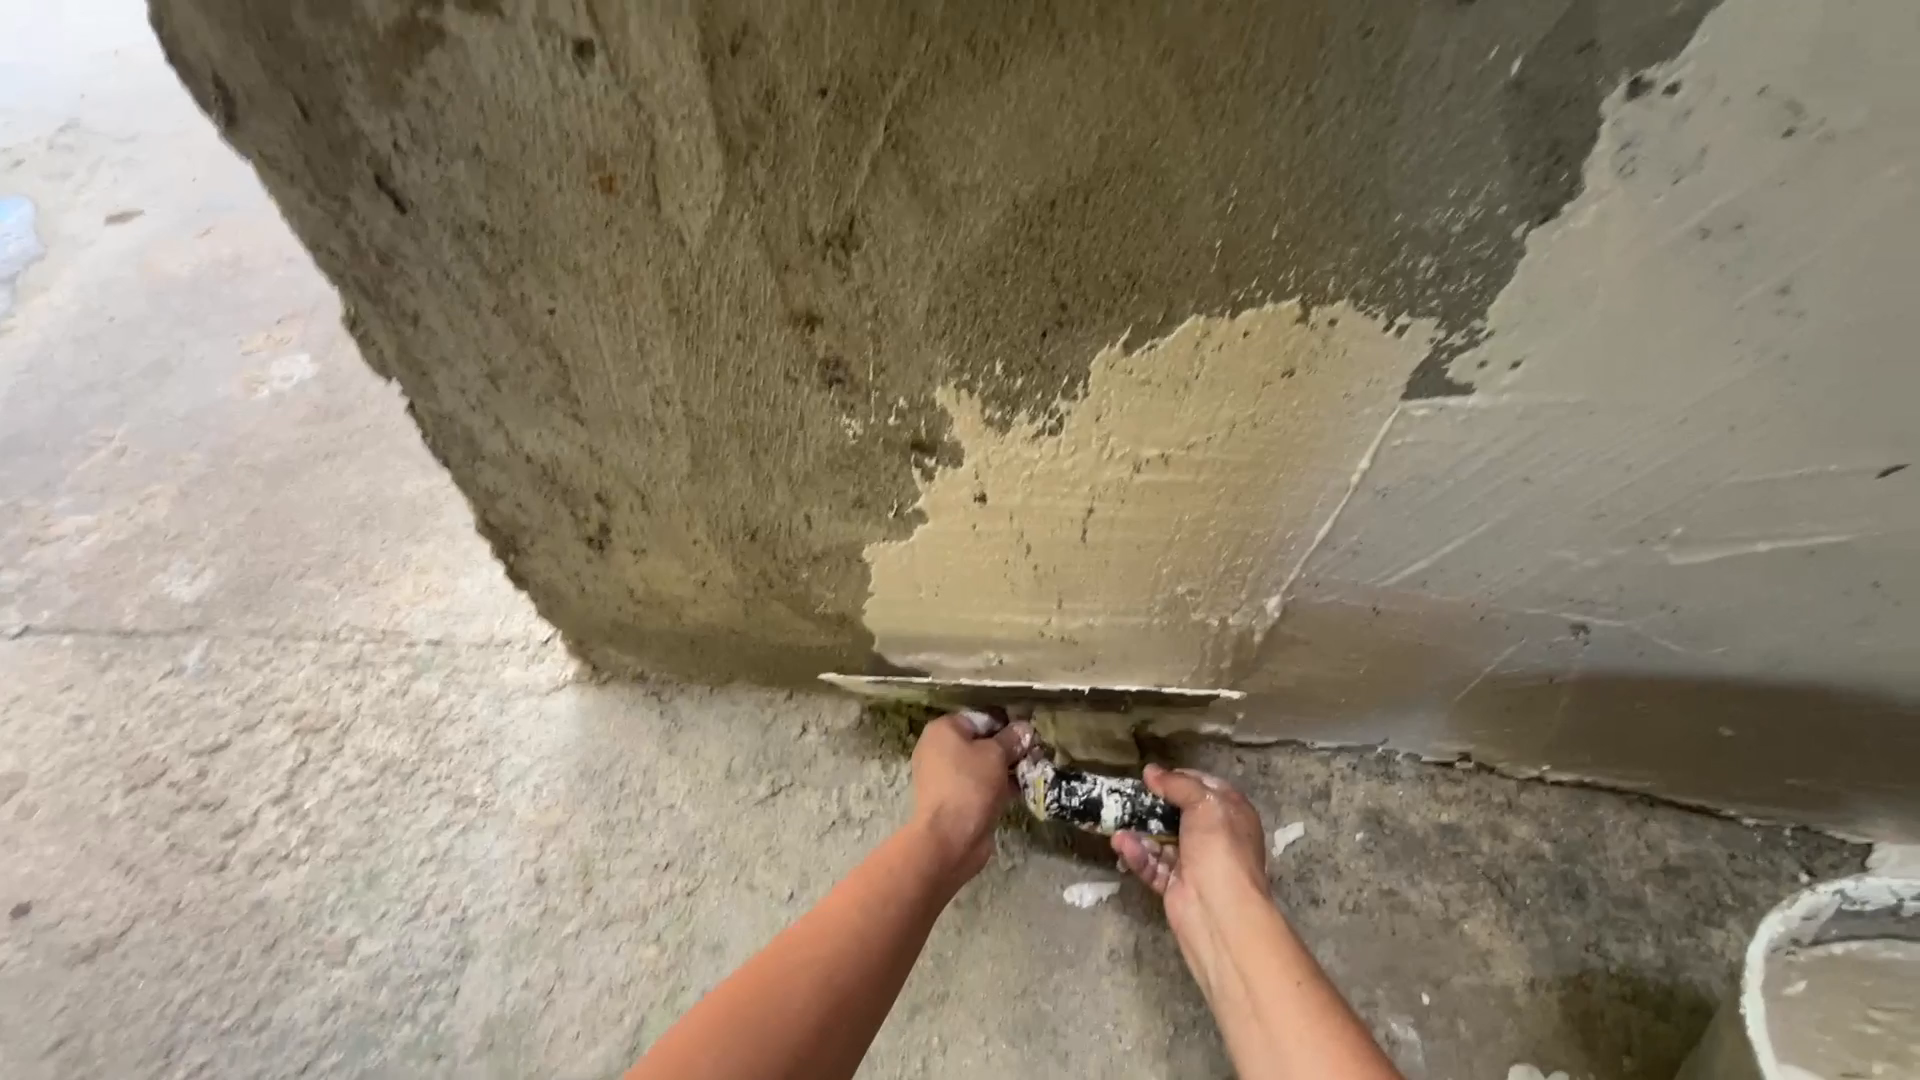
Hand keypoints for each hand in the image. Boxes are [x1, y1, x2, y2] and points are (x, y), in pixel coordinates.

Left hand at [908, 711, 1034, 884]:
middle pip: (982, 742)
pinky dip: (999, 786)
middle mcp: (939, 749)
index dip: (1008, 725)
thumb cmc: (970, 785)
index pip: (982, 718)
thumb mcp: (996, 755)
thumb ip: (1011, 740)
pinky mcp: (954, 799)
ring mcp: (945, 776)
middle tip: (1037, 755)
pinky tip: (1024, 790)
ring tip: (1034, 772)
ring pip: (983, 765)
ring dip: (1008, 768)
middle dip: (1010, 749)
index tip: (1030, 736)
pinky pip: (980, 785)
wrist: (949, 839)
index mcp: (943, 730)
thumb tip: (1024, 728)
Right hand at [1112, 765, 1267, 939]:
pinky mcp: (1175, 884)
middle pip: (1178, 813)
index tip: (1153, 775)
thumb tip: (1151, 771)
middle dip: (1152, 805)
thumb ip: (1177, 784)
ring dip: (1139, 831)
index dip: (1179, 778)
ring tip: (1117, 822)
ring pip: (1161, 839)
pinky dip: (1137, 854)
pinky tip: (1122, 844)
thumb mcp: (1204, 804)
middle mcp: (1214, 836)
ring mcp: (1194, 862)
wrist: (1219, 911)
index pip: (1204, 786)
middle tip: (1127, 796)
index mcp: (1231, 813)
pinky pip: (1152, 864)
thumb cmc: (1220, 848)